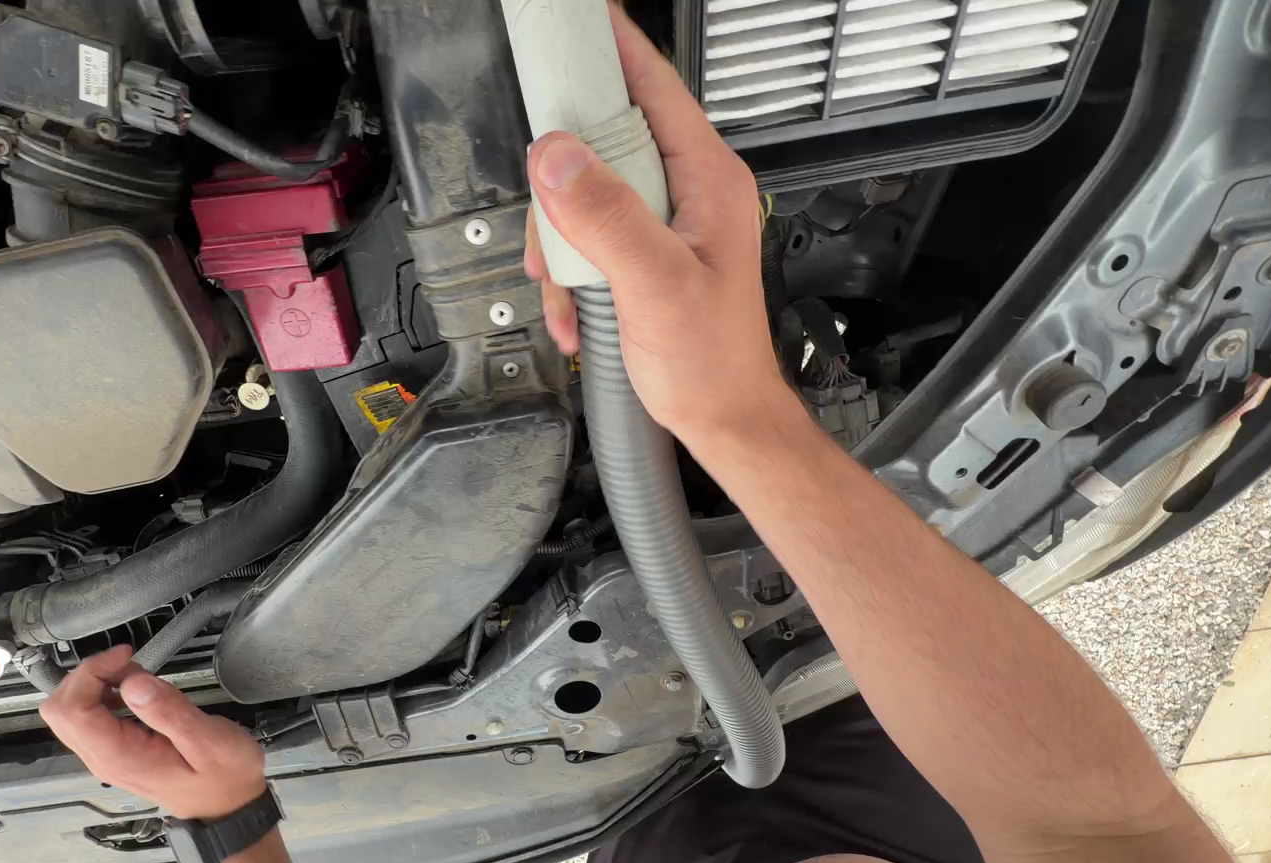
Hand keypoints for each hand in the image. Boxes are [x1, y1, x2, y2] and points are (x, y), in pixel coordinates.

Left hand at [39, 644, 266, 819]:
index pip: (72, 709)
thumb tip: (132, 683)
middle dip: (90, 675)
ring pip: (70, 712)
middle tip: (133, 665)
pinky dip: (104, 694)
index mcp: (120, 756)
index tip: (126, 656)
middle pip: (60, 709)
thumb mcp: (208, 741)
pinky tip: (137, 690)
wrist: (228, 806)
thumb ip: (169, 711)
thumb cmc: (224, 776)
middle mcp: (103, 758)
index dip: (91, 673)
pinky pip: (89, 718)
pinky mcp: (114, 751)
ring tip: (139, 677)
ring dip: (96, 683)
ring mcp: (105, 756)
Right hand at [523, 4, 798, 440]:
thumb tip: (556, 156)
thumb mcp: (656, 286)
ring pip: (585, 199)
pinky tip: (573, 315)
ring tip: (565, 296)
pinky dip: (570, 278)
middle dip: (561, 194)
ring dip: (560, 250)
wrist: (720, 416)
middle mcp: (684, 193)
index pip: (653, 86)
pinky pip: (589, 243)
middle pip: (603, 145)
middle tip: (550, 233)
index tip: (566, 26)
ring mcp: (661, 226)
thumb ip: (608, 217)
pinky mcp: (642, 258)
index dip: (609, 49)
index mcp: (704, 179)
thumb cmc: (711, 361)